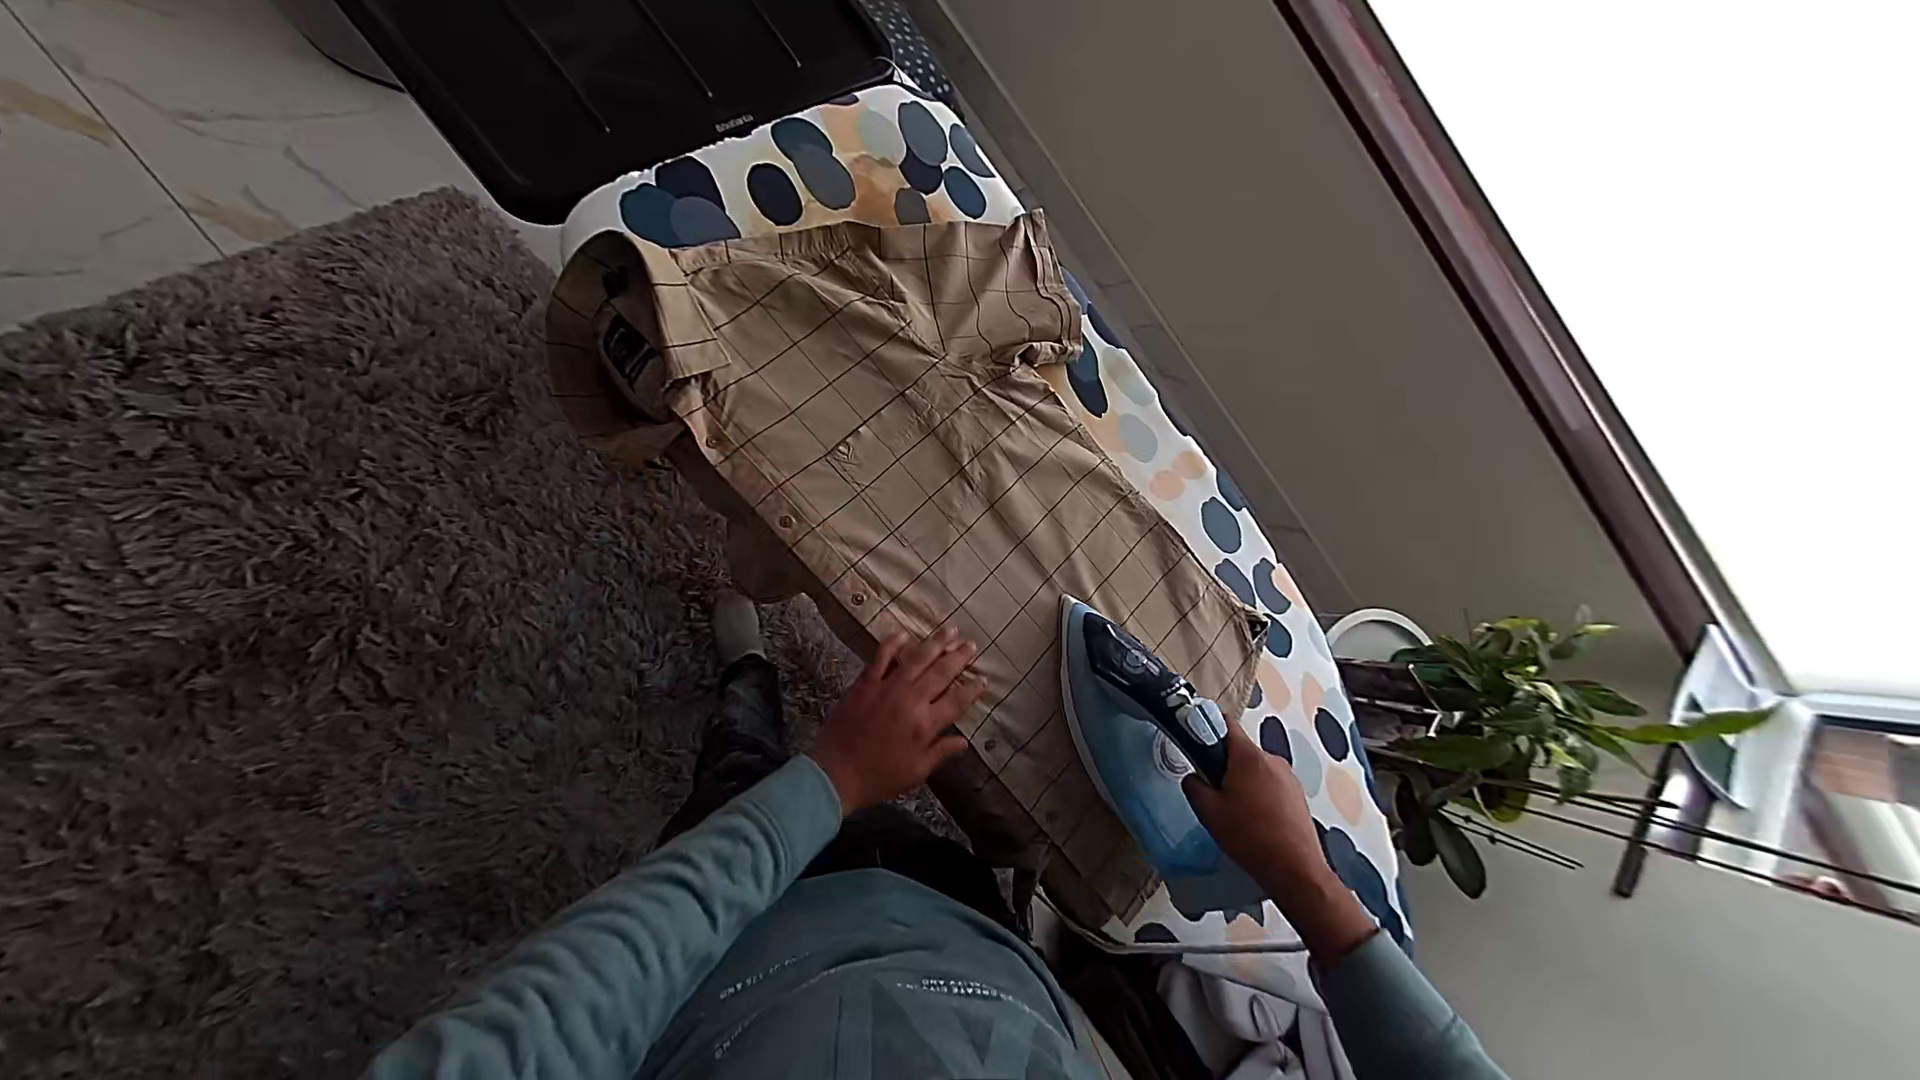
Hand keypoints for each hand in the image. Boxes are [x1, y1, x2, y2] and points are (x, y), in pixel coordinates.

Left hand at [810, 628, 983, 813]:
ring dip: (936, 643)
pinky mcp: (866, 683)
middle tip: (971, 645)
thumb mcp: (916, 773)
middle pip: (942, 673)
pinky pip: (882, 657)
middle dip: (959, 657)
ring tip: (951, 630)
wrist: (834, 774)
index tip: (982, 680)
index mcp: (925, 725)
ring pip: (917, 658)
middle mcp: (911, 700)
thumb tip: (964, 741)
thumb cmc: (878, 778)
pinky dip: (893, 643)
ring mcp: (887, 687)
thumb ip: (940, 753)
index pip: (957, 701)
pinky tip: (905, 634)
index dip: (972, 689)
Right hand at [1184, 725, 1376, 960]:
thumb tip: (1195, 777)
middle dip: (1224, 763)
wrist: (1296, 871)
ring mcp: (1289, 778)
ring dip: (1243, 779)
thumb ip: (1194, 785)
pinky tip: (1255, 819)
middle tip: (1213, 788)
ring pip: (1255, 768)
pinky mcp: (1298, 796)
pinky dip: (1259, 793)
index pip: (1225, 723)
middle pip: (1240, 749)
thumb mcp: (1208, 811)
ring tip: (1235, 810)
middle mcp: (1272, 760)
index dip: (1206, 725)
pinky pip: (1271, 783)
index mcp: (1249, 756)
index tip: (1195, 740)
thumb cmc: (1249, 836)